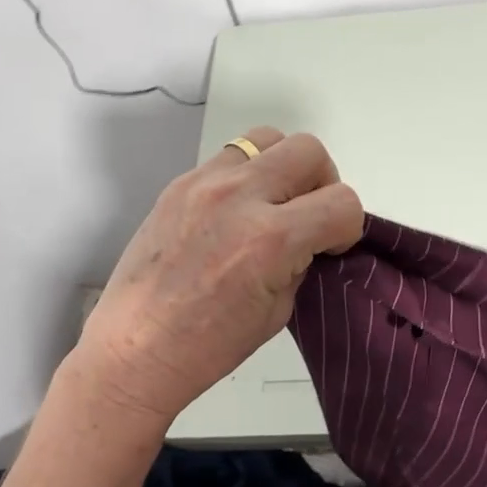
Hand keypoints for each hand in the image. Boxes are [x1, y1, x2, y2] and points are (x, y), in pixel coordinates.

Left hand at [73, 128, 362, 420]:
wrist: (138, 347)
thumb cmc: (212, 344)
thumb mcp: (279, 310)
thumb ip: (300, 260)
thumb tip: (309, 238)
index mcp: (271, 239)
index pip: (342, 203)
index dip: (347, 227)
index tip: (332, 247)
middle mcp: (239, 197)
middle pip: (309, 151)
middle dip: (322, 184)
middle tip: (307, 218)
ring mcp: (204, 184)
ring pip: (268, 139)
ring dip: (283, 168)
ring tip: (272, 206)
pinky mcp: (179, 184)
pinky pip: (229, 157)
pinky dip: (246, 177)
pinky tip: (234, 215)